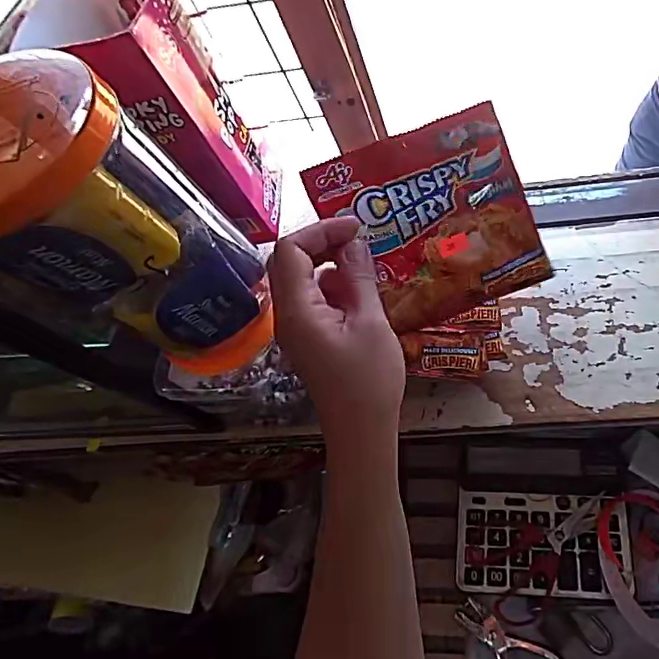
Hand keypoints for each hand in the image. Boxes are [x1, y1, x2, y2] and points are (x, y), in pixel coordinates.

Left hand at [268, 218, 404, 445]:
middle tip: (360, 238)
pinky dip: (334, 286)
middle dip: (323, 243)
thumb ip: (359, 278)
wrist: (361, 431)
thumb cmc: (369, 380)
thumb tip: (354, 242)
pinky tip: (362, 293)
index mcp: (297, 310)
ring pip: (302, 280)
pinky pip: (313, 299)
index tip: (356, 227)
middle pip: (290, 261)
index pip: (290, 251)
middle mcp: (287, 316)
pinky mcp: (308, 338)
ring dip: (330, 264)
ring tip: (366, 264)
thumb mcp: (371, 322)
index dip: (320, 230)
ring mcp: (296, 328)